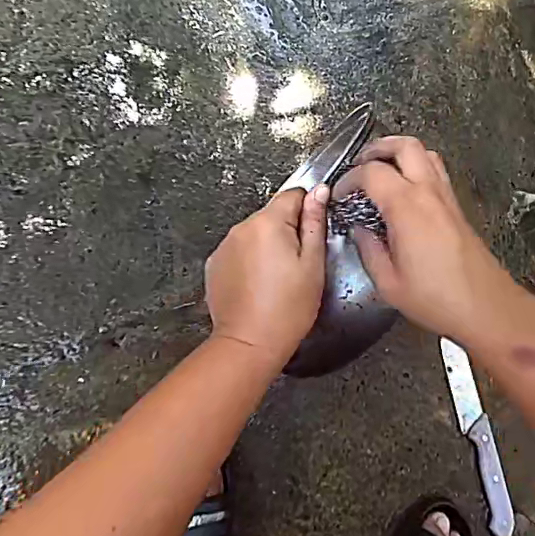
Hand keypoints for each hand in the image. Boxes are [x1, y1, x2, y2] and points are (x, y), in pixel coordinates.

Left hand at [204, 185, 328, 362]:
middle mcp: (241, 228)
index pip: (293, 195)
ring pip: (255, 234)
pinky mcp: (215, 264)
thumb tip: (319, 192)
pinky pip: (239, 251)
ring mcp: (225, 246)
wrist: (249, 343)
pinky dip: (251, 261)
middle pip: (272, 215)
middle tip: (298, 264)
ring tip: (279, 278)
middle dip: (288, 232)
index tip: (312, 234)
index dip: (308, 211)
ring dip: (268, 246)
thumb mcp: (312, 264)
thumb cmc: (286, 309)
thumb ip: (315, 223)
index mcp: (268, 223)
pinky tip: (261, 285)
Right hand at [333, 136, 526, 343]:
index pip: (371, 172)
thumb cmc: (438, 298)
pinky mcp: (457, 208)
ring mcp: (447, 198)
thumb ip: (369, 250)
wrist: (486, 307)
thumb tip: (360, 232)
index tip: (339, 194)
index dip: (349, 179)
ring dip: (401, 153)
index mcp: (407, 207)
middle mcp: (429, 193)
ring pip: (426, 153)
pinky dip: (417, 168)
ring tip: (383, 169)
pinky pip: (437, 172)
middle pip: (405, 145)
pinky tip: (405, 190)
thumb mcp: (388, 282)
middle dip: (378, 148)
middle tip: (360, 162)